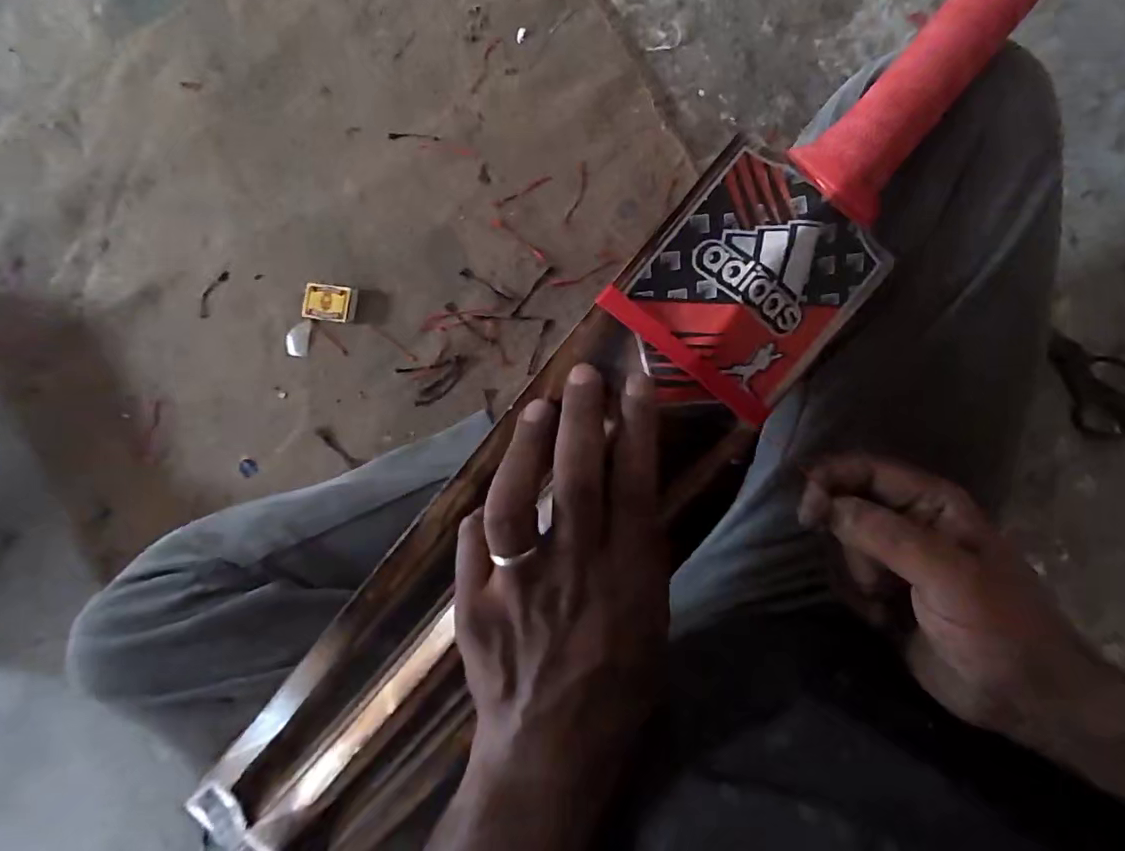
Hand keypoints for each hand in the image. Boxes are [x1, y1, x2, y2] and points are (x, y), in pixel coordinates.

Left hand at [432, 364, 666, 850]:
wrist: (550, 749)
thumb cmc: (617, 685)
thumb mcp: (650, 618)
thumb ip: (639, 554)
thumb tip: (626, 489)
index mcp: (626, 576)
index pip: (634, 484)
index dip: (635, 427)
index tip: (633, 381)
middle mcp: (573, 571)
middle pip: (576, 479)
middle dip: (581, 418)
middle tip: (582, 374)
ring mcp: (518, 587)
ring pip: (516, 504)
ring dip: (525, 450)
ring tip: (536, 409)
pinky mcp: (475, 604)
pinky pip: (474, 544)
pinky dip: (482, 517)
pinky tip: (489, 502)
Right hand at [798, 454, 1124, 745]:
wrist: (1030, 703)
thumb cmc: (1002, 629)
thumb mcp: (950, 577)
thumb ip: (888, 535)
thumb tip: (827, 505)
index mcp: (931, 501)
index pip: (865, 469)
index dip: (830, 479)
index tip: (807, 511)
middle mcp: (910, 522)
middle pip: (846, 506)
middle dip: (846, 540)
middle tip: (871, 580)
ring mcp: (897, 559)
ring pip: (842, 544)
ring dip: (854, 575)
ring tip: (885, 605)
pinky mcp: (886, 595)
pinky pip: (846, 578)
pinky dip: (855, 597)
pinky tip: (882, 620)